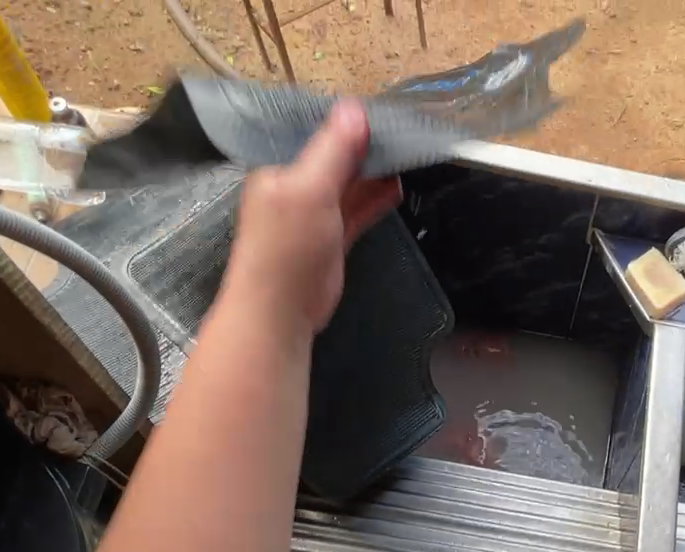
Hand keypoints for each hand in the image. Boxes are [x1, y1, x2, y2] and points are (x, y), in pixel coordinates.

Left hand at [218, 100, 403, 338]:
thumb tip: (356, 108)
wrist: (279, 311)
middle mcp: (295, 189)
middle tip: (401, 137)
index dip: (346, 126)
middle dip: (364, 150)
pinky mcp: (332, 241)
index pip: (315, 137)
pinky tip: (395, 189)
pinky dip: (374, 201)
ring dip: (373, 175)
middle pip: (335, 161)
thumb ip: (334, 151)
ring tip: (404, 160)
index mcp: (279, 169)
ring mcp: (315, 217)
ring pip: (348, 187)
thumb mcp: (310, 190)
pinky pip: (355, 212)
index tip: (381, 117)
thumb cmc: (287, 248)